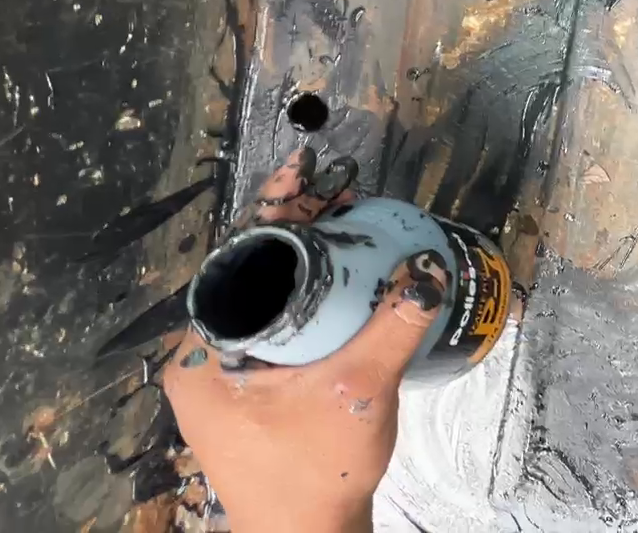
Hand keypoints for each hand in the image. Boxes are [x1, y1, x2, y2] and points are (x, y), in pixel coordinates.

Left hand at [165, 151, 445, 532]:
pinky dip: (320, 279)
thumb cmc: (314, 466)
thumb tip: (432, 267)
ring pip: (272, 286)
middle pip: (252, 265)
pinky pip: (289, 310)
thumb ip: (397, 324)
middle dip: (296, 217)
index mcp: (205, 355)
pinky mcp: (266, 377)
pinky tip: (355, 266)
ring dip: (311, 245)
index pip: (232, 258)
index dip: (269, 207)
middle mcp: (211, 355)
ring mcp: (238, 368)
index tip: (304, 170)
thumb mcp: (361, 389)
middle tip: (342, 185)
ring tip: (352, 211)